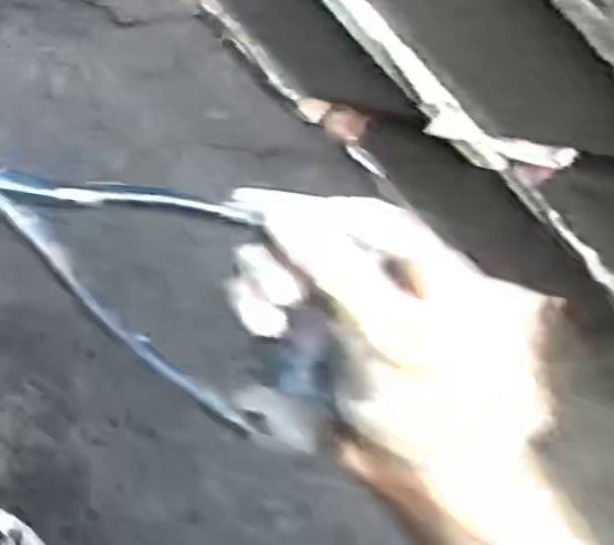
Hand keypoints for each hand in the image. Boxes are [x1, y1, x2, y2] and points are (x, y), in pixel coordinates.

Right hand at [231, 189, 575, 543]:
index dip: (310, 207)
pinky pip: (262, 297)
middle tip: (272, 287)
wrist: (413, 476)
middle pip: (309, 238)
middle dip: (277, 257)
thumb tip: (273, 214)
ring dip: (258, 284)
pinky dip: (252, 306)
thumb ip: (335, 268)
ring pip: (276, 265)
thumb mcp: (392, 333)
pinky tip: (260, 329)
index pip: (367, 220)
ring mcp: (340, 306)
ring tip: (263, 320)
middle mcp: (382, 283)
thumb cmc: (426, 405)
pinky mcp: (303, 328)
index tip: (247, 203)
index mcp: (431, 278)